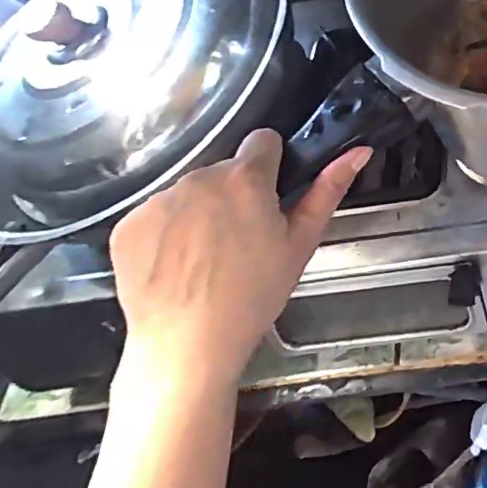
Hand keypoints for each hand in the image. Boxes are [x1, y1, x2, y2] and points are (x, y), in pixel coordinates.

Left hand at [108, 129, 371, 383]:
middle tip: (242, 237)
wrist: (186, 346)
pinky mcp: (129, 223)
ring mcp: (159, 199)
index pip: (263, 141)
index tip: (269, 196)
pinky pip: (156, 213)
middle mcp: (199, 177)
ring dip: (201, 210)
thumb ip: (329, 190)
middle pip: (225, 169)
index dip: (271, 166)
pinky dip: (166, 231)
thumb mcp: (300, 244)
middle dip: (235, 192)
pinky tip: (176, 264)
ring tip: (207, 255)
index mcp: (246, 178)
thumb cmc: (253, 296)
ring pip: (190, 190)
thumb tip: (358, 151)